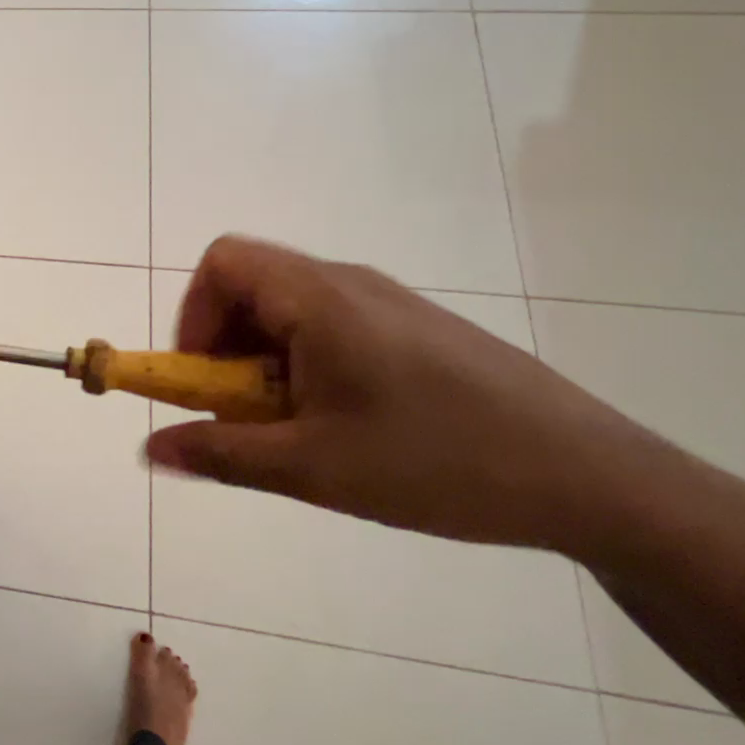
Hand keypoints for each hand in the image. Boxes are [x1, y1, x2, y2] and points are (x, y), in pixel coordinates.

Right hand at [145, 236, 651, 552]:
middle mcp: (351, 283)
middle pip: (251, 285)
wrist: (596, 480)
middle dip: (225, 349)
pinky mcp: (418, 329)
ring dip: (265, 363)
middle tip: (246, 415)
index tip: (206, 381)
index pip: (222, 263)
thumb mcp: (312, 469)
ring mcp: (390, 304)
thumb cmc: (438, 463)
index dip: (193, 317)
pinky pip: (332, 327)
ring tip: (299, 430)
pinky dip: (307, 366)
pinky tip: (347, 426)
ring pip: (290, 310)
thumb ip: (219, 452)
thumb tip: (148, 448)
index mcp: (321, 299)